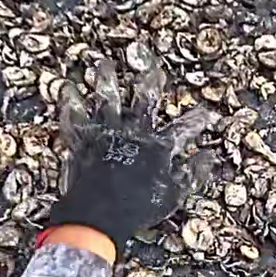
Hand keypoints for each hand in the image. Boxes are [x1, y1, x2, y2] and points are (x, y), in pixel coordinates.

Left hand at [49, 43, 215, 252]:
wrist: (100, 211)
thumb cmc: (138, 207)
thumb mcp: (174, 195)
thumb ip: (192, 174)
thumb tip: (209, 156)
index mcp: (157, 147)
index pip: (182, 130)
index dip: (196, 121)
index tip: (207, 112)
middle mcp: (133, 133)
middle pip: (143, 102)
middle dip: (149, 83)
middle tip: (151, 66)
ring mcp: (106, 134)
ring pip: (108, 101)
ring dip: (107, 81)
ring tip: (104, 64)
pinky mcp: (82, 141)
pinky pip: (74, 118)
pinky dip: (70, 104)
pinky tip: (67, 89)